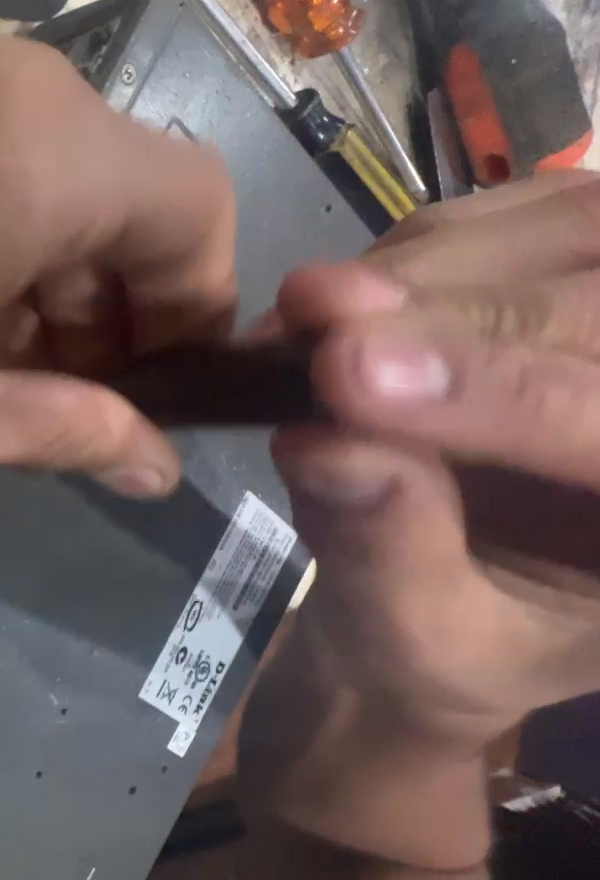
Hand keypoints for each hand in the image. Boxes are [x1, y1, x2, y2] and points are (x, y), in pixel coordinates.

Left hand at [0, 0, 235, 529]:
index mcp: (23, 148)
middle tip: (55, 377)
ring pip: (18, 134)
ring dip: (27, 237)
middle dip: (96, 277)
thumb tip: (156, 462)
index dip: (187, 299)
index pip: (184, 203)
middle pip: (99, 164)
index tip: (151, 374)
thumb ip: (58, 425)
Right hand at [242, 173, 599, 867]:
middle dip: (464, 310)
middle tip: (312, 313)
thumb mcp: (413, 639)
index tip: (345, 371)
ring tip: (308, 318)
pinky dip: (420, 249)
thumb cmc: (436, 658)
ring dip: (435, 266)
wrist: (429, 624)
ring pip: (578, 232)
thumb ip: (382, 548)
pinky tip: (341, 305)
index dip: (499, 391)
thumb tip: (320, 440)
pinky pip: (521, 221)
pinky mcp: (575, 301)